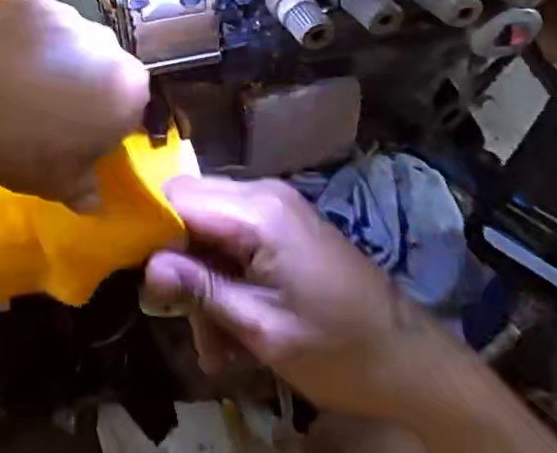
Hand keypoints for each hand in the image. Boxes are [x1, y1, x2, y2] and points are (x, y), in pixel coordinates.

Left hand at [0, 0, 148, 223]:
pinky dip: (23, 32)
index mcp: (126, 88)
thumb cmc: (18, 149)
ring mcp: (64, 14)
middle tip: (47, 107)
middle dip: (85, 79)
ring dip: (55, 52)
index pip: (131, 102)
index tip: (80, 135)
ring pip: (69, 35)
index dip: (106, 119)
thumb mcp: (58, 183)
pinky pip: (35, 18)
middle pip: (103, 61)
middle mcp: (104, 42)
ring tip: (15, 78)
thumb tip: (91, 199)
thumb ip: (83, 187)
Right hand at [140, 176, 449, 421]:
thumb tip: (146, 268)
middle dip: (177, 262)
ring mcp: (273, 207)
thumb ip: (201, 290)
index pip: (176, 197)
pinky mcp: (281, 224)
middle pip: (188, 208)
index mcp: (258, 212)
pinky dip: (223, 276)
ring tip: (216, 346)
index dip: (150, 230)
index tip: (142, 277)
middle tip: (184, 320)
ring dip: (201, 280)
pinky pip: (231, 237)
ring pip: (205, 227)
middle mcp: (261, 194)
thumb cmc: (340, 350)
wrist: (413, 362)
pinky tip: (234, 327)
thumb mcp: (263, 329)